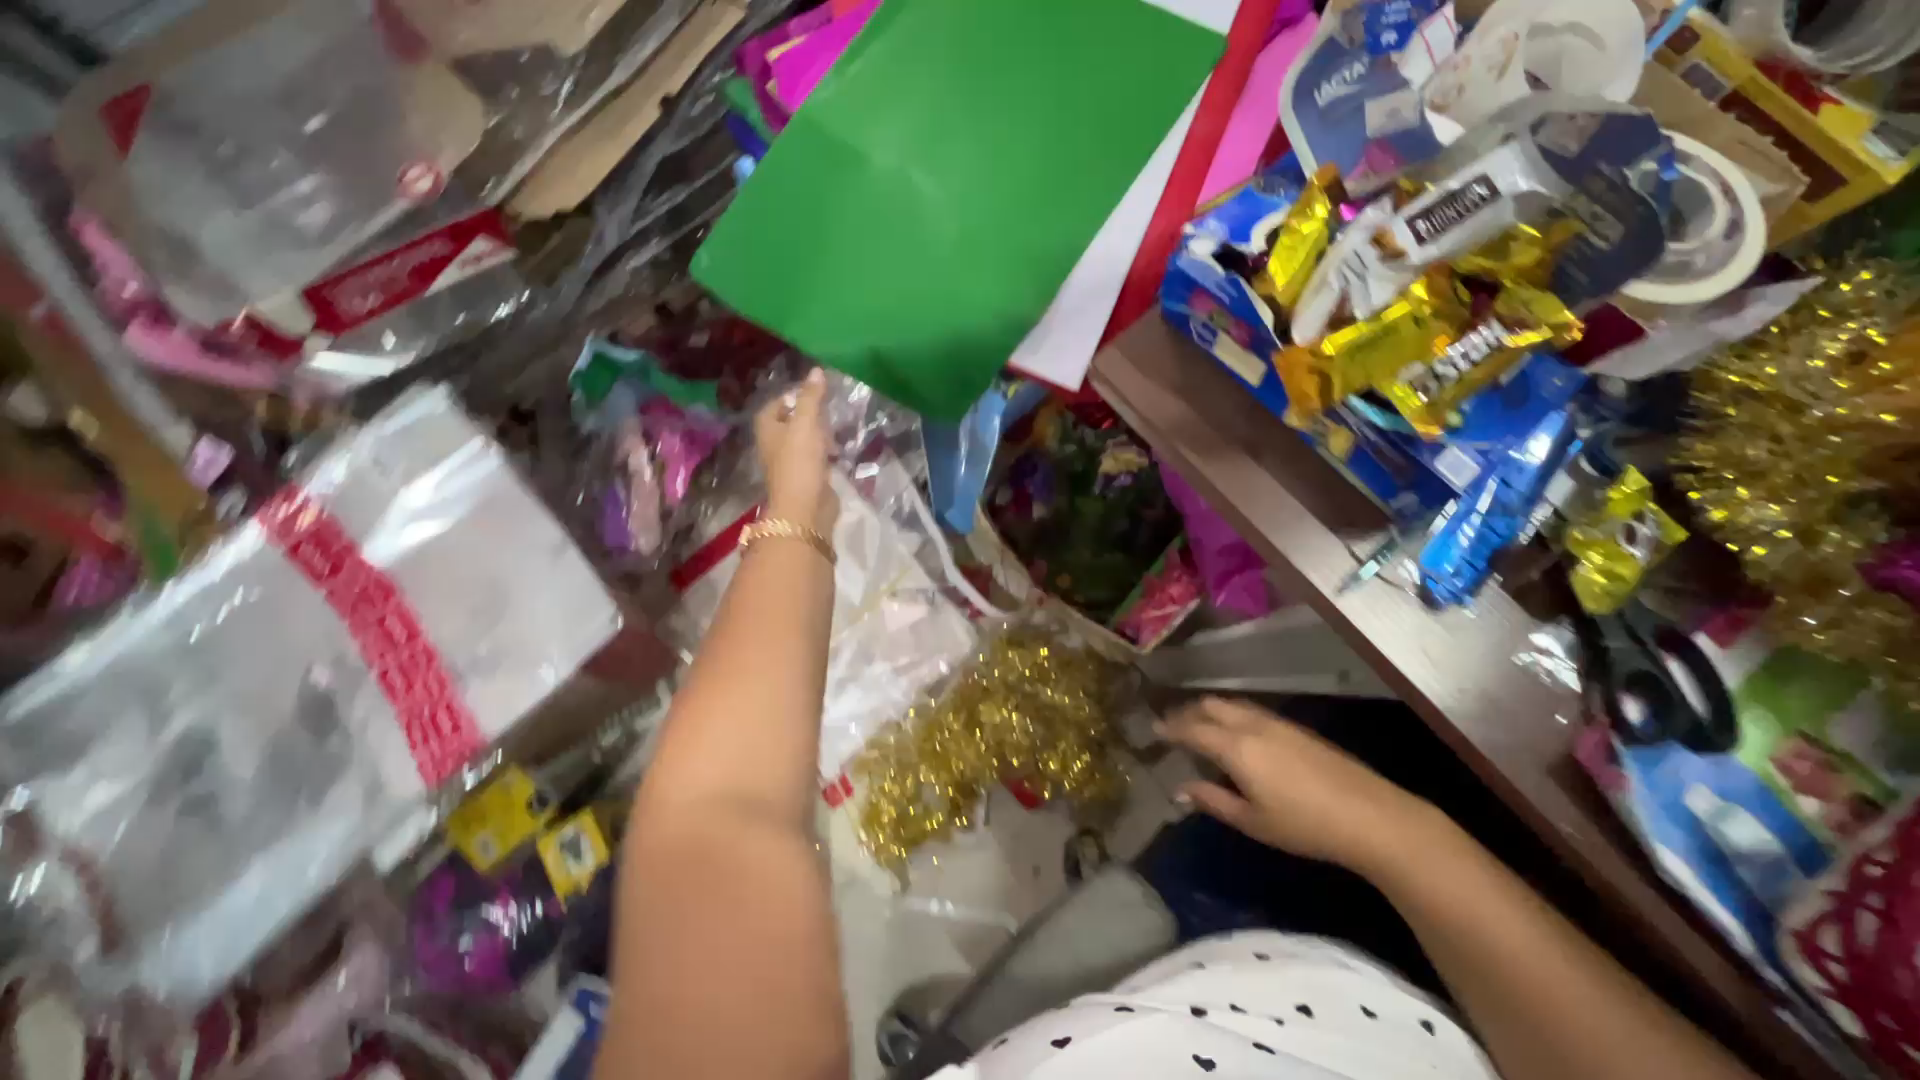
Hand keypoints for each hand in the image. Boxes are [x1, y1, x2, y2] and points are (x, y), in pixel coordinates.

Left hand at [754, 368, 838, 536]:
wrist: (805, 507)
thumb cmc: (799, 461)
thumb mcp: (806, 423)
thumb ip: (812, 397)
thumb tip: (817, 370)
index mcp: (767, 428)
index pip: (778, 403)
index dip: (795, 395)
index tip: (817, 391)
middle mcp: (774, 443)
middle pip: (792, 421)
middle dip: (811, 415)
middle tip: (830, 408)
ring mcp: (790, 462)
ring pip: (805, 440)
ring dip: (821, 434)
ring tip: (838, 428)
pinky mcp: (806, 477)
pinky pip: (816, 457)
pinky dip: (826, 452)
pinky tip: (839, 450)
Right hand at [1157, 697, 1438, 873]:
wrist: (1371, 817)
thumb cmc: (1304, 825)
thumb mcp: (1251, 821)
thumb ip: (1213, 800)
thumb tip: (1181, 789)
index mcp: (1236, 747)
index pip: (1192, 729)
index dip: (1170, 728)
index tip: (1152, 730)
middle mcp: (1253, 726)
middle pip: (1212, 706)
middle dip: (1188, 712)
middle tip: (1172, 726)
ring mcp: (1279, 724)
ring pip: (1234, 705)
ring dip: (1211, 711)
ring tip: (1200, 726)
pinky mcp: (1298, 730)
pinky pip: (1253, 711)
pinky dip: (1232, 715)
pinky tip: (1236, 733)